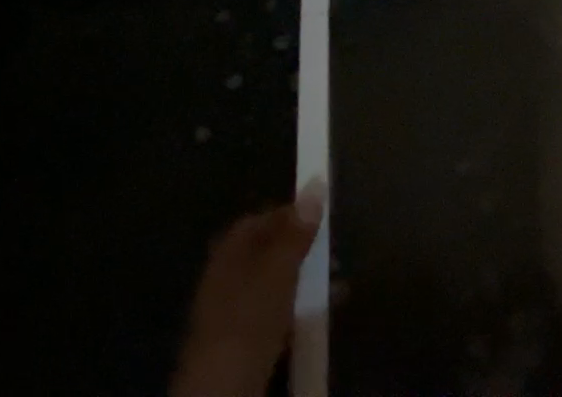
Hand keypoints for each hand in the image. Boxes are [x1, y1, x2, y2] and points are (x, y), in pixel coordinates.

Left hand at [170, 189, 322, 396]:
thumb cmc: (251, 318)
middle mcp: (227, 276)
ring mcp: (234, 310)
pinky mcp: (245, 338)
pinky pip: (278, 309)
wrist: (225, 389)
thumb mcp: (279, 268)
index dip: (291, 213)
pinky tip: (324, 309)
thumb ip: (297, 230)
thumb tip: (316, 185)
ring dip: (306, 276)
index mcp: (229, 253)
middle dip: (303, 246)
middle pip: (268, 250)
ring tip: (337, 280)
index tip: (323, 214)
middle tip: (333, 249)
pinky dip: (301, 304)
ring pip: (275, 281)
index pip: (260, 218)